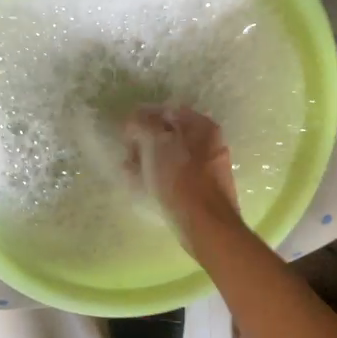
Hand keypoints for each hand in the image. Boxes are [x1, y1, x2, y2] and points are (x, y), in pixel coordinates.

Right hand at [122, 105, 241, 243]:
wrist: (205, 226)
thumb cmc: (180, 181)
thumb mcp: (157, 144)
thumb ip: (143, 124)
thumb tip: (134, 120)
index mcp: (202, 126)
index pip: (167, 112)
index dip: (143, 120)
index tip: (127, 136)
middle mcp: (209, 143)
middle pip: (169, 136)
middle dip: (145, 145)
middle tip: (129, 157)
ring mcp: (207, 168)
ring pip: (170, 158)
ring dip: (149, 163)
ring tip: (132, 175)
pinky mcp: (202, 191)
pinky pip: (175, 178)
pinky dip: (159, 180)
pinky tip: (145, 190)